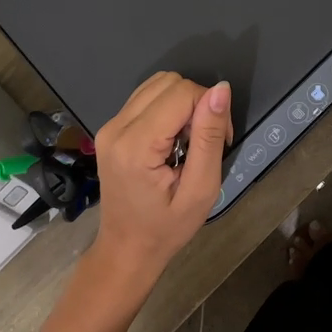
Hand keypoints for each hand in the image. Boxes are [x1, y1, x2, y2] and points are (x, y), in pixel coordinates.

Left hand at [90, 72, 233, 280]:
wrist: (127, 249)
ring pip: (158, 83)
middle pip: (170, 82)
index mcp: (136, 146)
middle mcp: (117, 128)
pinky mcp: (111, 127)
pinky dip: (168, 106)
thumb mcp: (201, 189)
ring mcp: (110, 125)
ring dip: (182, 102)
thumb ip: (210, 136)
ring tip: (187, 140)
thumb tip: (221, 89)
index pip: (182, 92)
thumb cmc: (167, 228)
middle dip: (197, 103)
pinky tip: (171, 137)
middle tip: (202, 142)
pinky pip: (146, 96)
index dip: (210, 108)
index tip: (219, 141)